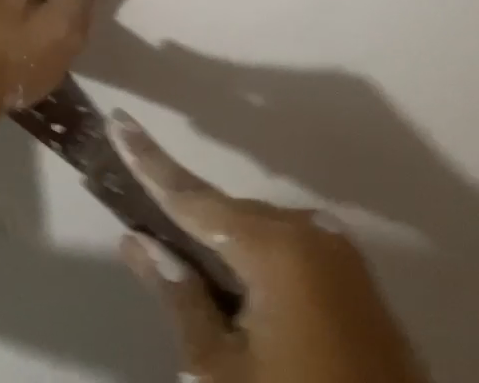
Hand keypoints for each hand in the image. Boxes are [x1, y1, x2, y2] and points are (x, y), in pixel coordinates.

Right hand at [108, 110, 425, 382]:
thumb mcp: (220, 367)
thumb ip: (179, 297)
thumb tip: (139, 242)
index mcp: (275, 248)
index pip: (192, 197)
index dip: (149, 161)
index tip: (119, 120)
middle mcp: (311, 234)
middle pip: (228, 215)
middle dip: (187, 223)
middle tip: (147, 237)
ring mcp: (342, 257)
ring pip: (260, 233)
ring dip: (224, 248)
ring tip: (193, 276)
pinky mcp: (359, 284)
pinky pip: (291, 253)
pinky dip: (258, 263)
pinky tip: (241, 295)